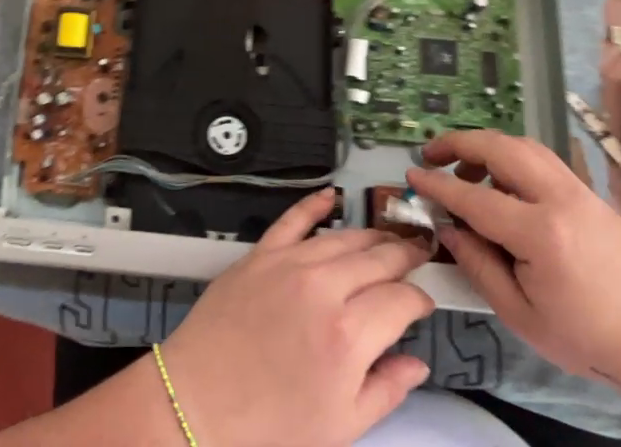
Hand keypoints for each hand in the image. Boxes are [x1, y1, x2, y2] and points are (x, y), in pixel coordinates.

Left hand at [157, 188, 435, 446]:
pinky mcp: (259, 255)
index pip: (404, 299)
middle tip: (418, 258)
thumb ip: (388, 389)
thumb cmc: (270, 423)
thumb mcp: (342, 424)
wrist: (198, 402)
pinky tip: (331, 196)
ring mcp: (288, 265)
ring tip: (388, 239)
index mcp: (349, 335)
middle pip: (379, 258)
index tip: (423, 306)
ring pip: (344, 238)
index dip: (420, 300)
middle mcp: (323, 289)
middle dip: (405, 258)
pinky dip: (314, 205)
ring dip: (372, 236)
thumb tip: (417, 363)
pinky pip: (292, 219)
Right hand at [405, 131, 620, 390]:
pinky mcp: (598, 200)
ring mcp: (584, 194)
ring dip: (490, 148)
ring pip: (527, 147)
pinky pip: (547, 163)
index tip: (411, 174)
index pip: (473, 195)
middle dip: (460, 142)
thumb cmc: (594, 342)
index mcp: (540, 233)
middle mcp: (562, 199)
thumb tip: (450, 229)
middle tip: (431, 154)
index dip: (437, 183)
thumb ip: (479, 267)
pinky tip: (505, 187)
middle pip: (502, 148)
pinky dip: (515, 159)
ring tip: (465, 169)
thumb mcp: (522, 316)